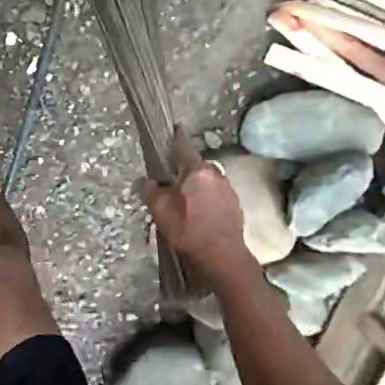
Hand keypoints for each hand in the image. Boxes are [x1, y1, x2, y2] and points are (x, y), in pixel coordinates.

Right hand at [143, 129, 255, 286]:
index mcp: (198, 171)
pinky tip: (198, 213)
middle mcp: (217, 175)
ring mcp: (229, 191)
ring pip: (206, 181)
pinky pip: (215, 195)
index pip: (184, 147)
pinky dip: (205, 199)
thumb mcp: (160, 210)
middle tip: (170, 181)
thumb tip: (149, 182)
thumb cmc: (189, 230)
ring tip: (183, 201)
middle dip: (183, 171)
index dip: (177, 137)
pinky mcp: (235, 207)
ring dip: (195, 186)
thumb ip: (152, 191)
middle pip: (195, 166)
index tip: (175, 126)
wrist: (223, 258)